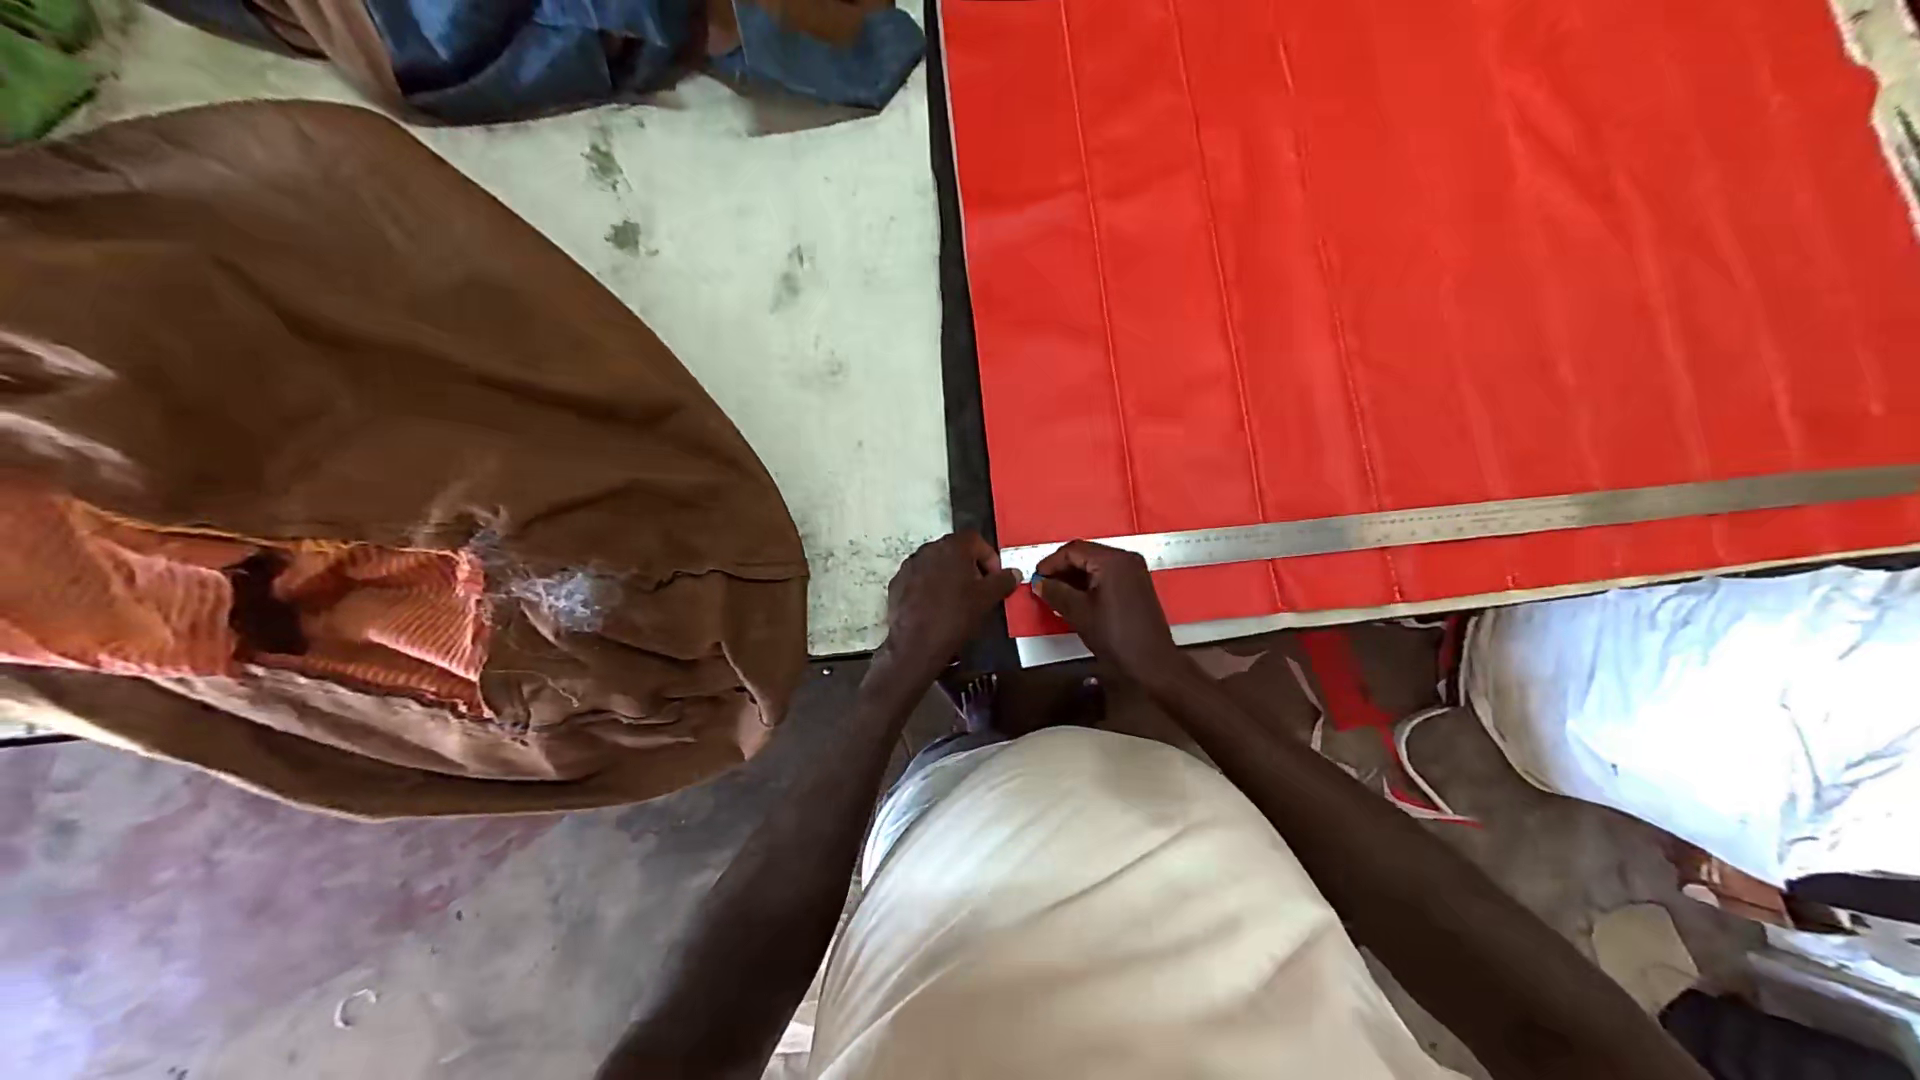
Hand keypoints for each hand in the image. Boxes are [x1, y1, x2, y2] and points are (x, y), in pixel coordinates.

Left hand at [877, 531, 1019, 683]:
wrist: (917, 643)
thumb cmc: (955, 616)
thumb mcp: (987, 599)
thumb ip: (1003, 581)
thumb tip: (1013, 573)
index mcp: (952, 547)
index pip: (976, 539)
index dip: (989, 557)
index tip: (994, 578)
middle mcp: (928, 549)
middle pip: (955, 550)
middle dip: (969, 566)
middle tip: (978, 589)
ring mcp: (909, 566)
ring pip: (935, 564)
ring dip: (948, 575)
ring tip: (957, 600)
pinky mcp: (897, 583)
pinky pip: (919, 578)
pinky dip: (929, 587)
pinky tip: (936, 607)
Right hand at [1034, 540, 1187, 685]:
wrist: (1150, 662)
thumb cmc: (1115, 636)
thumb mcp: (1078, 612)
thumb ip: (1055, 592)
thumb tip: (1040, 584)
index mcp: (1113, 561)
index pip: (1074, 550)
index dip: (1051, 563)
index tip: (1037, 577)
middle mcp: (1126, 559)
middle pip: (1086, 554)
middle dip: (1062, 569)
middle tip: (1044, 584)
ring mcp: (1134, 571)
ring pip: (1096, 564)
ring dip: (1075, 576)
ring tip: (1056, 592)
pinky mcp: (1137, 585)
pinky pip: (1107, 574)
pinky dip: (1089, 582)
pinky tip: (1076, 597)